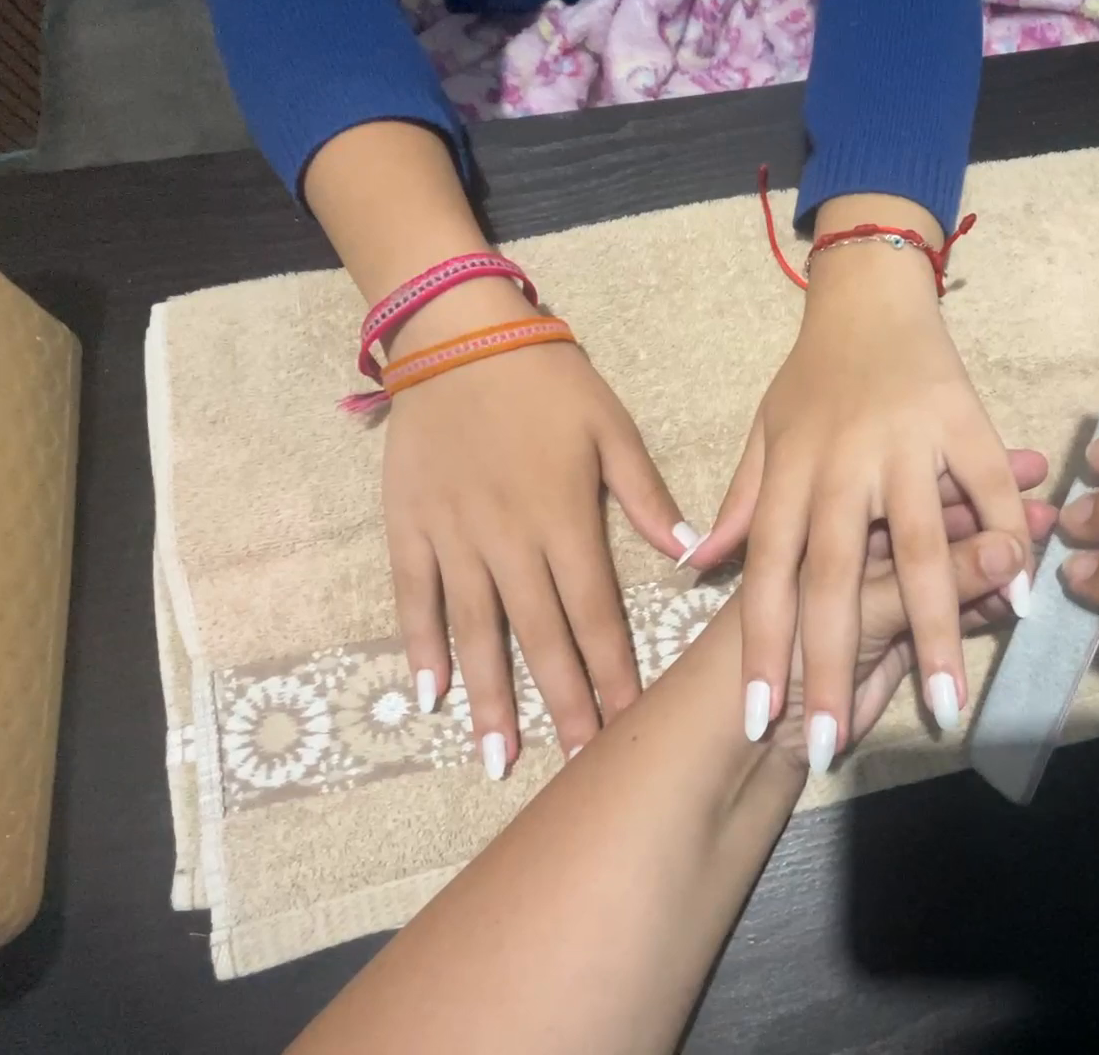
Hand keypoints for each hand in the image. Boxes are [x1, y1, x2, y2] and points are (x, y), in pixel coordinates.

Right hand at [384, 315, 692, 777]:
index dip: (613, 673)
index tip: (628, 722)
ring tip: (498, 756)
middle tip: (576, 761)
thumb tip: (690, 552)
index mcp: (566, 522)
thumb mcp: (614, 430)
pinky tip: (428, 694)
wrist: (458, 337)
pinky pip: (414, 596)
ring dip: (490, 695)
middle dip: (563, 703)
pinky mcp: (409, 528)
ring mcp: (453, 539)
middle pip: (541, 637)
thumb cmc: (549, 383)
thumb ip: (649, 497)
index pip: (595, 615)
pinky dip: (420, 645)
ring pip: (475, 630)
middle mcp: (510, 543)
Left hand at [692, 196, 1031, 772]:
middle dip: (832, 664)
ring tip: (941, 706)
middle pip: (834, 576)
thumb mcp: (763, 434)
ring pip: (918, 547)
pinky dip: (1007, 543)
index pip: (767, 573)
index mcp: (790, 472)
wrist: (869, 296)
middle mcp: (839, 465)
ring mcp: (904, 444)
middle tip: (832, 744)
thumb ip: (737, 503)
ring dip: (931, 630)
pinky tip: (1019, 605)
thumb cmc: (813, 375)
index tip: (758, 720)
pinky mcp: (963, 422)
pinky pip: (987, 491)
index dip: (761, 647)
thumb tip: (692, 565)